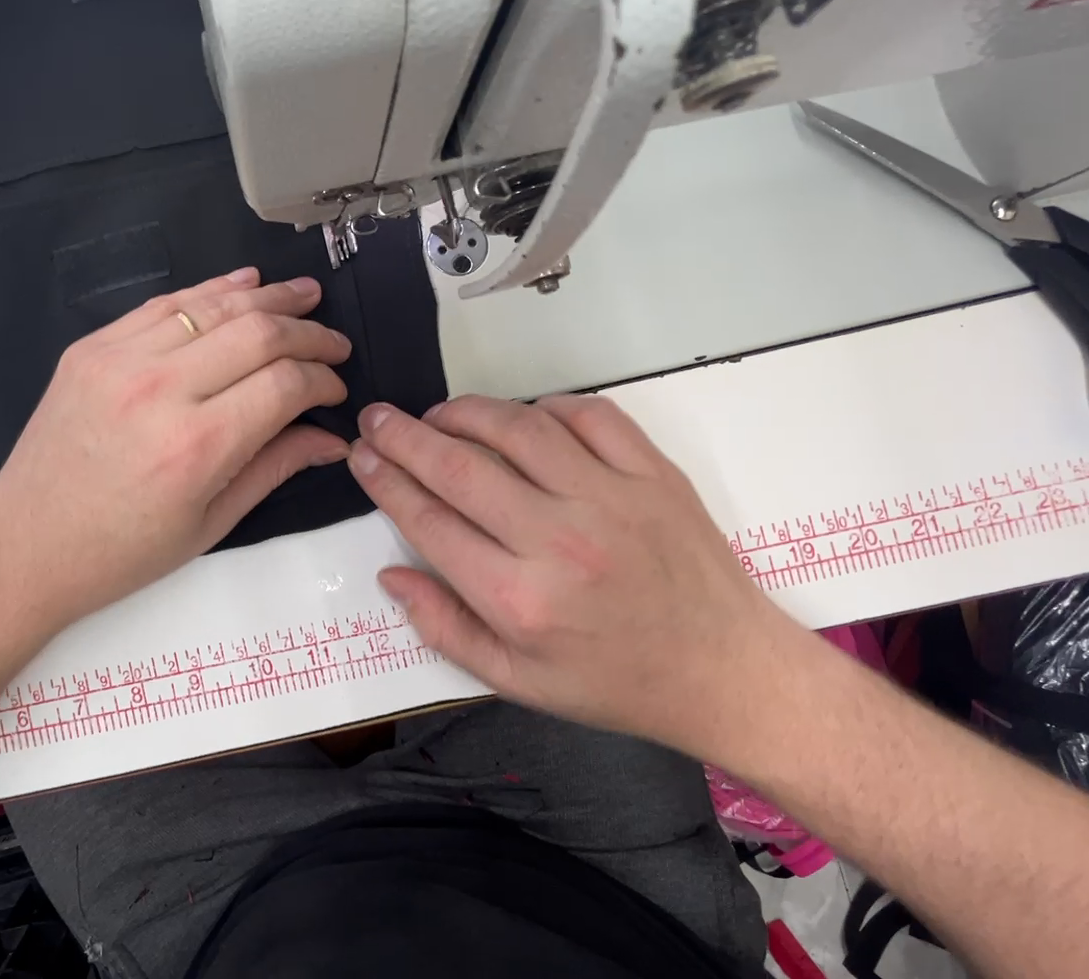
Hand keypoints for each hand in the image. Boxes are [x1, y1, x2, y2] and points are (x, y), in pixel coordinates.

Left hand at [0, 268, 352, 631]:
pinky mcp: (91, 348)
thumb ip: (274, 468)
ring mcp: (120, 360)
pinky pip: (164, 303)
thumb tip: (330, 438)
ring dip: (268, 297)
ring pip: (214, 306)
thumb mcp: (210, 525)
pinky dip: (209, 289)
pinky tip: (243, 283)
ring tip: (304, 295)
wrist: (26, 545)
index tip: (334, 389)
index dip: (322, 379)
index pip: (284, 384)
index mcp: (196, 447)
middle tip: (334, 341)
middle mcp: (160, 390)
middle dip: (308, 333)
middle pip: (258, 333)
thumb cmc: (121, 552)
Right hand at [348, 394, 804, 756]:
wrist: (727, 672)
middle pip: (459, 466)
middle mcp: (559, 540)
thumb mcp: (516, 680)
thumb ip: (444, 627)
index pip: (428, 520)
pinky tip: (522, 417)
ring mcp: (611, 499)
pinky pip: (588, 415)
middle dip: (404, 436)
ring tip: (438, 414)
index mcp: (518, 598)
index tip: (362, 457)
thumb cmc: (614, 682)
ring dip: (465, 411)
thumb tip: (391, 574)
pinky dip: (545, 405)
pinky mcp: (654, 474)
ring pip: (517, 428)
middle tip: (376, 418)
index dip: (385, 481)